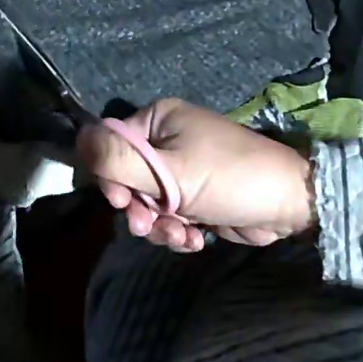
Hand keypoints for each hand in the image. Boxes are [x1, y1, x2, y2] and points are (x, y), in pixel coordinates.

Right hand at [77, 98, 314, 252]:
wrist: (286, 204)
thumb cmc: (228, 178)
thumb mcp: (170, 172)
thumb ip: (119, 160)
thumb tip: (76, 138)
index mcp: (158, 120)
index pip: (110, 147)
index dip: (112, 180)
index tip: (125, 203)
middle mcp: (166, 140)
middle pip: (127, 180)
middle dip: (139, 210)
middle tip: (152, 226)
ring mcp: (182, 170)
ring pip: (147, 204)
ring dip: (158, 226)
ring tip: (182, 236)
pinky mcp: (195, 196)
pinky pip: (168, 216)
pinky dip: (176, 231)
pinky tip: (195, 240)